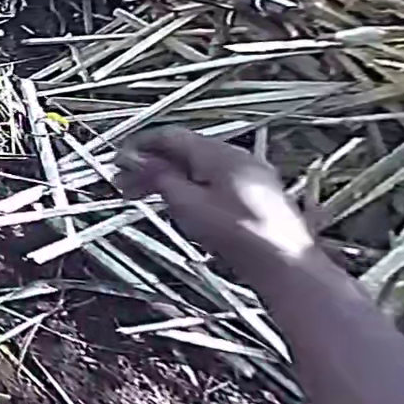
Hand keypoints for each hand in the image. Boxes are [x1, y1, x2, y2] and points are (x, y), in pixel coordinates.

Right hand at [115, 128, 323, 280]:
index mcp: (219, 154)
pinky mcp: (255, 193)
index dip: (138, 145)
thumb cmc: (234, 233)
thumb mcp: (185, 202)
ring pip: (194, 166)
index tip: (116, 161)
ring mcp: (249, 174)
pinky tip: (171, 201)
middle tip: (121, 182)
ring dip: (164, 177)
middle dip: (148, 164)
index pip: (169, 136)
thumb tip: (134, 158)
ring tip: (139, 195)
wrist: (287, 267)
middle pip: (181, 151)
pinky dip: (185, 185)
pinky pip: (210, 178)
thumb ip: (158, 175)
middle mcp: (236, 157)